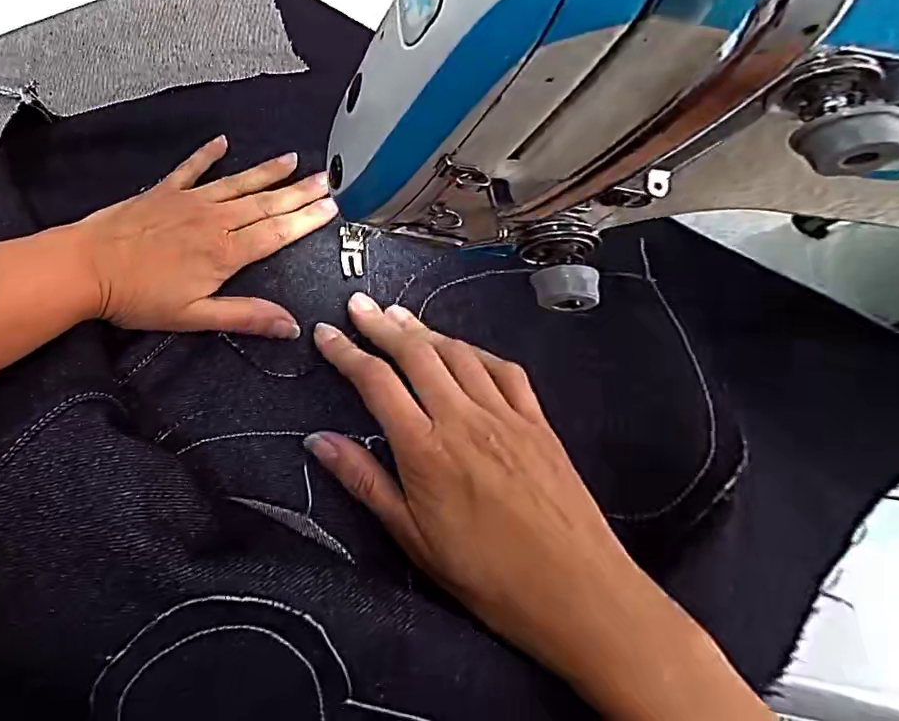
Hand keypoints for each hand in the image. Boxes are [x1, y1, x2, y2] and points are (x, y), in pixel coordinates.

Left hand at [73, 136, 334, 338]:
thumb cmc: (137, 297)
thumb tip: (289, 325)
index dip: (307, 220)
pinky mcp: (165, 191)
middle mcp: (215, 219)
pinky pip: (192, 168)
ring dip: (268, 171)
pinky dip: (208, 154)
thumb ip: (245, 316)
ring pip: (239, 182)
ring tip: (293, 159)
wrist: (87, 267)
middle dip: (299, 191)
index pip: (278, 232)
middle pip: (266, 203)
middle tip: (326, 179)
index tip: (331, 207)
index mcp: (225, 251)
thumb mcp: (194, 317)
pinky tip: (222, 142)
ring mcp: (190, 200)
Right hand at [306, 294, 770, 720]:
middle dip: (381, 324)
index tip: (326, 332)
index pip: (375, 382)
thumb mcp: (413, 538)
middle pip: (415, 353)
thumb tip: (320, 442)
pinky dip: (476, 350)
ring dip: (424, 329)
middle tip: (359, 305)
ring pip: (457, 352)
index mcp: (426, 449)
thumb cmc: (488, 576)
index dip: (345, 352)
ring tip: (399, 315)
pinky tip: (463, 349)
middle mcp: (463, 419)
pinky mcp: (537, 420)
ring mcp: (504, 414)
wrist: (579, 593)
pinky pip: (503, 369)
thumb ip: (365, 482)